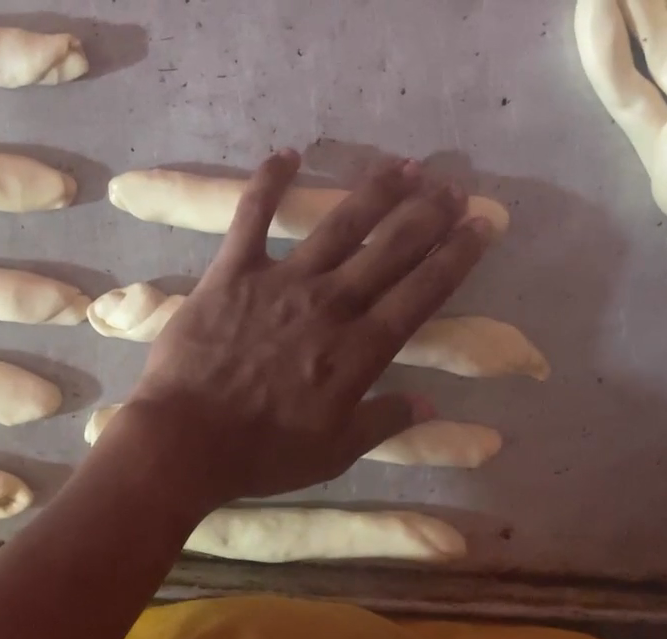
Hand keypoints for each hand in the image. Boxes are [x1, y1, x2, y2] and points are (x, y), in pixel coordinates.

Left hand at [97, 152, 495, 511]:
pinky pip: (252, 216)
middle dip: (427, 216)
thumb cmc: (262, 456)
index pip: (420, 295)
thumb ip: (383, 423)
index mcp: (358, 352)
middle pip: (390, 250)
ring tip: (404, 166)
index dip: (455, 259)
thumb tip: (430, 404)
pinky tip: (288, 154)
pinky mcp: (232, 274)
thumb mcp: (334, 454)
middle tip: (452, 189)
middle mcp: (330, 306)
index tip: (481, 228)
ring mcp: (281, 284)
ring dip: (375, 192)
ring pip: (339, 226)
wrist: (186, 441)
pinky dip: (269, 182)